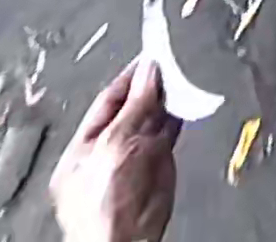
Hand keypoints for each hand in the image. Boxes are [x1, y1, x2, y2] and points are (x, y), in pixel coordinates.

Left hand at [50, 59, 180, 241]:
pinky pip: (170, 126)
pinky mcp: (158, 157)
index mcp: (85, 145)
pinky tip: (190, 96)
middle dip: (152, 83)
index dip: (132, 75)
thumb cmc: (105, 199)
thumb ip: (136, 103)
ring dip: (169, 94)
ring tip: (185, 72)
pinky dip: (181, 110)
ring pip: (154, 113)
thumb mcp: (116, 142)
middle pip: (134, 104)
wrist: (127, 238)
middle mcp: (109, 145)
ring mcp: (134, 152)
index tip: (154, 52)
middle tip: (174, 58)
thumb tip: (151, 67)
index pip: (110, 99)